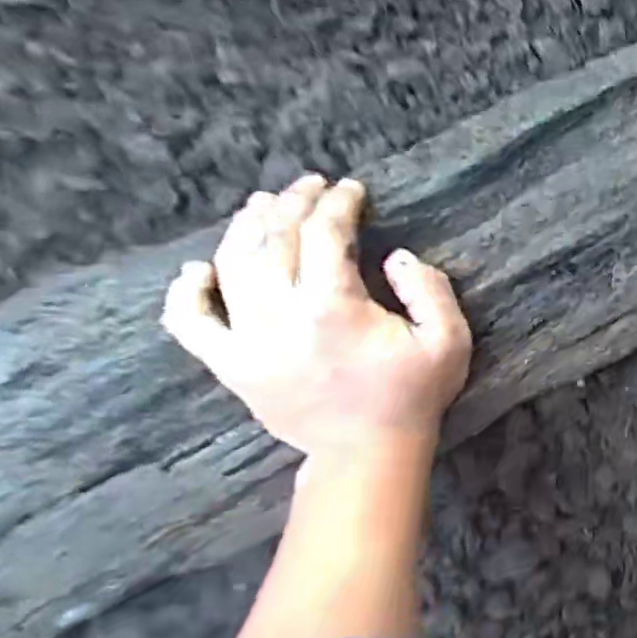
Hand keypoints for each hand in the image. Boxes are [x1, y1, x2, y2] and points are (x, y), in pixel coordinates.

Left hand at [160, 174, 472, 464]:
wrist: (366, 452)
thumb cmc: (413, 393)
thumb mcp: (449, 340)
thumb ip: (430, 290)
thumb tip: (397, 256)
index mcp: (334, 307)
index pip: (324, 234)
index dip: (338, 203)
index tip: (352, 188)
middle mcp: (280, 316)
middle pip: (273, 240)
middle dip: (293, 202)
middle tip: (312, 184)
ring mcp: (246, 341)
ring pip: (231, 266)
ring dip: (246, 227)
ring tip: (264, 204)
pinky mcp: (230, 365)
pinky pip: (190, 323)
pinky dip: (187, 292)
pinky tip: (198, 269)